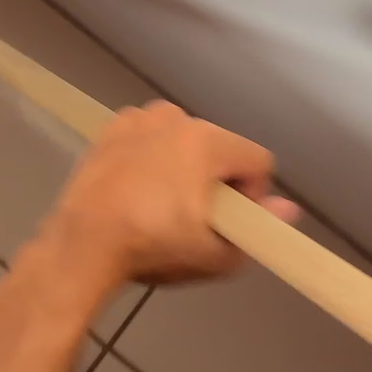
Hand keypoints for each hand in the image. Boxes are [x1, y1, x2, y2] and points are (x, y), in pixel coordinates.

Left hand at [36, 100, 298, 289]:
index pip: (257, 159)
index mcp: (206, 141)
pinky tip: (133, 187)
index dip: (253, 194)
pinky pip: (146, 138)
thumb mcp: (215, 253)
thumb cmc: (153, 245)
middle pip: (218, 147)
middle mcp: (174, 118)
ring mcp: (137, 119)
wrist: (83, 241)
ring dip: (181, 164)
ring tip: (161, 202)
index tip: (229, 221)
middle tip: (193, 216)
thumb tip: (289, 209)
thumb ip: (259, 229)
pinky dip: (148, 156)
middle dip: (215, 178)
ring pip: (180, 139)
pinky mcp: (108, 129)